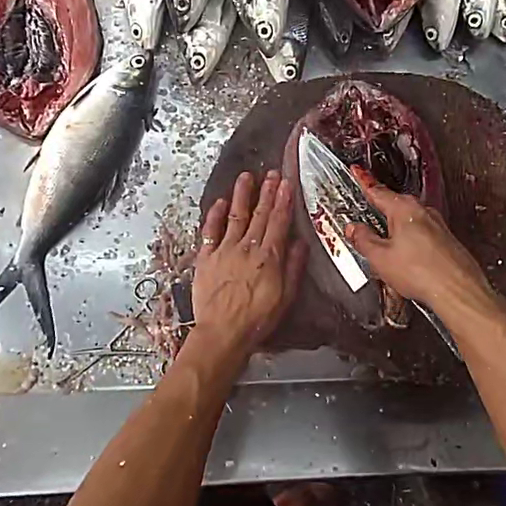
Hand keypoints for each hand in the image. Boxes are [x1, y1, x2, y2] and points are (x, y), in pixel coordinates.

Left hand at [189, 170, 307, 359]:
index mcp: (268, 257)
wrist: (222, 332)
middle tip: (272, 173)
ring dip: (241, 195)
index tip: (287, 183)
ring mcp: (224, 250)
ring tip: (246, 177)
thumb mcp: (285, 297)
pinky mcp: (205, 258)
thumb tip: (300, 242)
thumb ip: (293, 267)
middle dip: (267, 192)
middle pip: (259, 215)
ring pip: (235, 216)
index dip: (283, 201)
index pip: (278, 222)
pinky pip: (210, 231)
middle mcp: (246, 248)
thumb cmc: (257, 319)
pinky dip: (214, 215)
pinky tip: (219, 202)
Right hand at [344, 177, 495, 315]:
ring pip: (409, 222)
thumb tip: (354, 229)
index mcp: (404, 209)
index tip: (358, 174)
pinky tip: (405, 262)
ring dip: (394, 231)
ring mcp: (438, 226)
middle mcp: (424, 212)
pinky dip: (409, 243)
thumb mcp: (379, 257)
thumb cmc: (422, 273)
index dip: (364, 184)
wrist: (458, 292)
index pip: (378, 191)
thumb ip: (363, 239)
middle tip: (364, 221)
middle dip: (378, 213)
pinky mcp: (446, 242)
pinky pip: (421, 236)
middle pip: (394, 205)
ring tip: (384, 252)